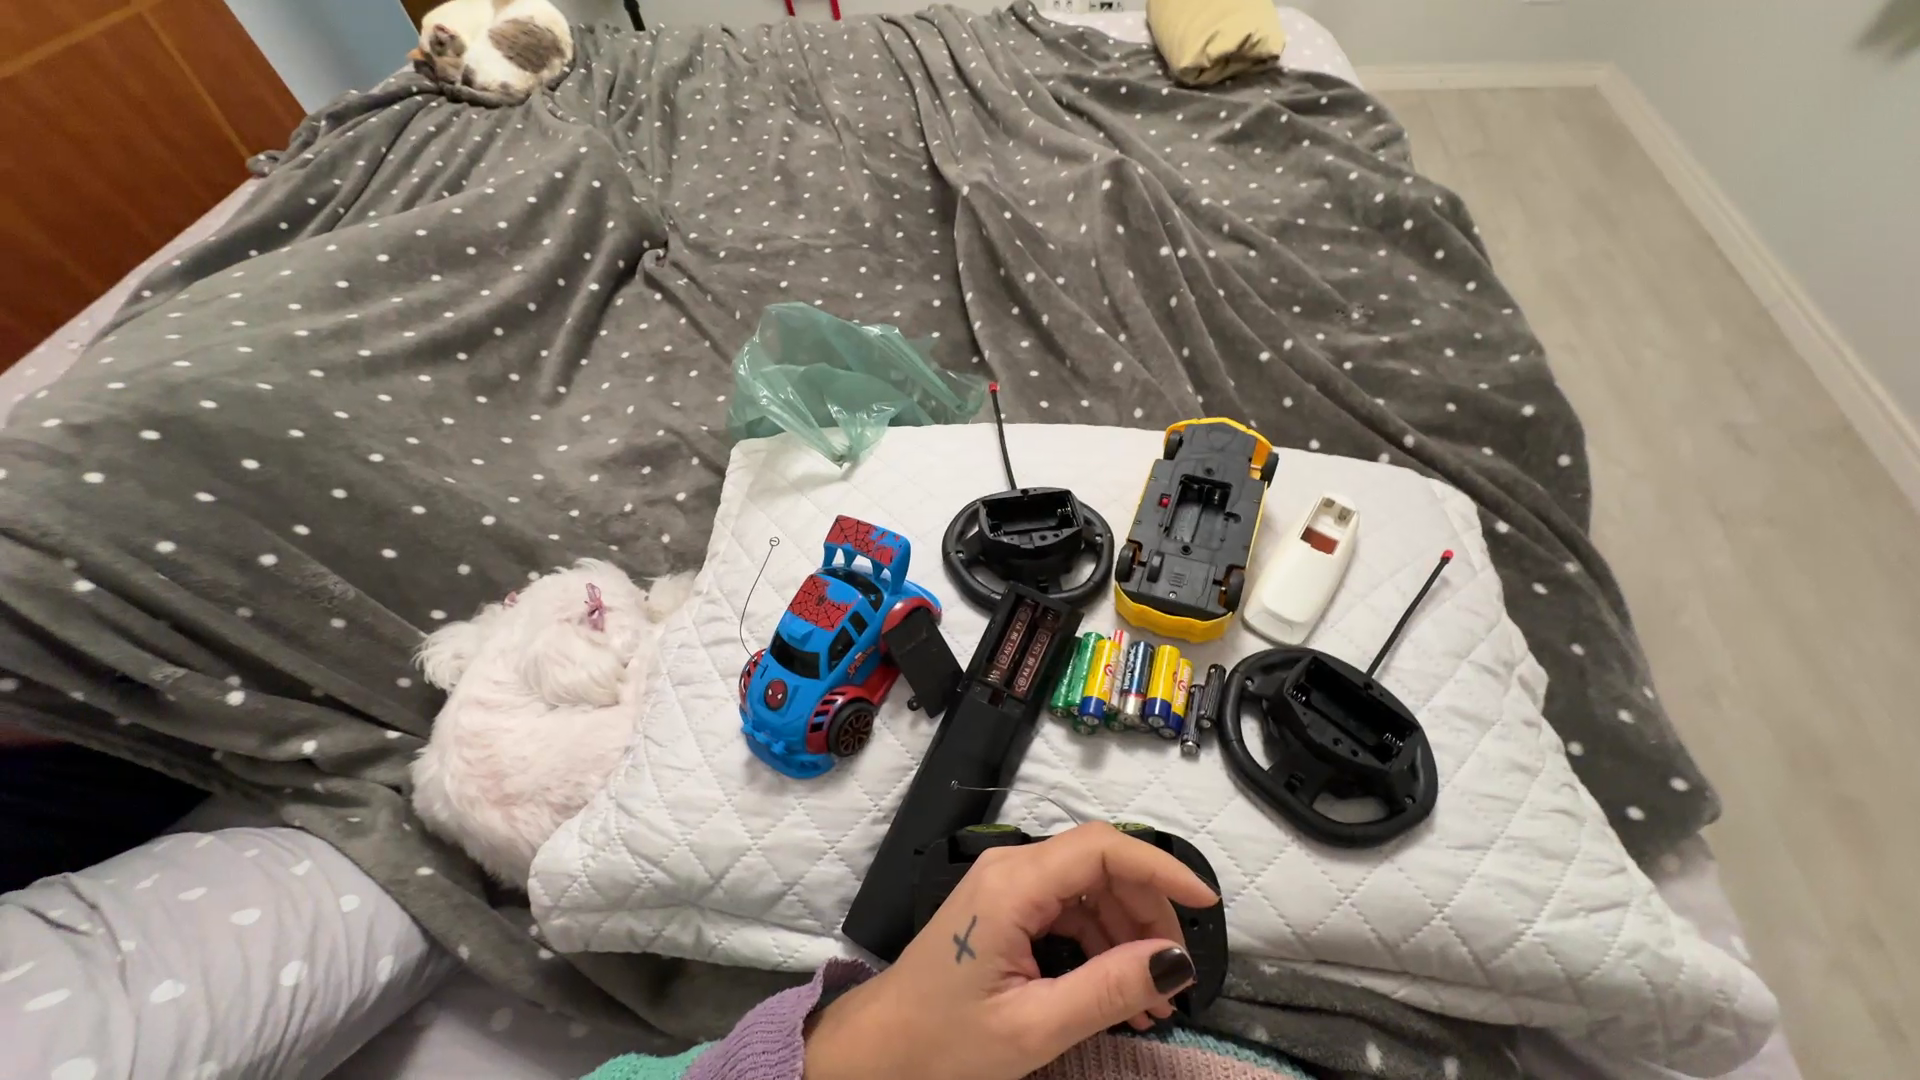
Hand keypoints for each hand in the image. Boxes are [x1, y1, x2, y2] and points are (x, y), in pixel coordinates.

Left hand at [805, 823, 1218, 1079]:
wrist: (879, 1050)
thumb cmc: (945, 1043)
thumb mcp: (1034, 1026)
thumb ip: (1107, 989)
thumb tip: (1176, 962)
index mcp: (1013, 884)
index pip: (1102, 848)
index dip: (1160, 866)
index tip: (1207, 904)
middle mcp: (1011, 867)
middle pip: (1100, 866)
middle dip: (1147, 915)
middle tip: (1175, 981)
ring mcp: (1006, 883)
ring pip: (1089, 888)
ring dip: (1127, 936)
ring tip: (1153, 1004)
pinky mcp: (1005, 904)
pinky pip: (1067, 908)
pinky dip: (1100, 944)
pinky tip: (1120, 992)